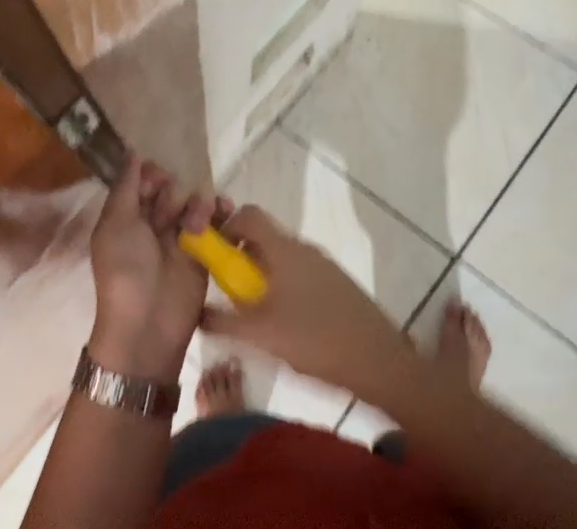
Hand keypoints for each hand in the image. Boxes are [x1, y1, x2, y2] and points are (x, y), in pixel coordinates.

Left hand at [87, 158, 225, 381]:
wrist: (148, 325)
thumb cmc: (125, 271)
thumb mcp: (115, 225)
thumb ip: (126, 187)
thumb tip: (133, 152)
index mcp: (127, 215)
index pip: (143, 180)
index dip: (151, 176)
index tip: (155, 181)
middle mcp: (153, 223)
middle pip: (171, 189)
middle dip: (172, 195)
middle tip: (167, 216)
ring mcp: (180, 239)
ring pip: (194, 203)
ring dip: (197, 204)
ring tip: (195, 223)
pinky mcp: (204, 253)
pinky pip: (216, 224)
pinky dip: (221, 214)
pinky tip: (225, 211)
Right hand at [201, 204, 421, 404]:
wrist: (380, 363)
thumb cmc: (314, 340)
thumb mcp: (259, 334)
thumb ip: (222, 322)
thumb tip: (196, 313)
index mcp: (284, 249)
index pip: (248, 214)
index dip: (225, 227)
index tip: (214, 257)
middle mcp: (304, 249)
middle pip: (263, 238)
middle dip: (241, 261)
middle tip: (231, 295)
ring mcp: (324, 266)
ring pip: (282, 259)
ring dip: (263, 278)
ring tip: (257, 316)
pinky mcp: (338, 285)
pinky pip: (301, 275)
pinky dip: (284, 290)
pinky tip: (287, 326)